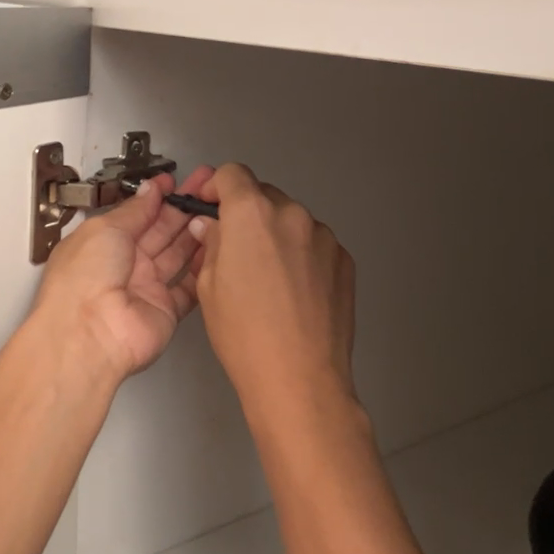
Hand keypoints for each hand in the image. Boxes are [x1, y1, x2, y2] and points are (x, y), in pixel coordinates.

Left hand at [33, 167, 215, 378]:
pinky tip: (216, 251)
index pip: (137, 213)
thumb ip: (134, 209)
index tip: (176, 182)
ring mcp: (145, 288)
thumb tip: (149, 190)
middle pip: (160, 231)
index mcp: (104, 242)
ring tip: (215, 212)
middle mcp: (125, 265)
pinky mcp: (164, 311)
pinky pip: (189, 287)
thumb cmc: (81, 283)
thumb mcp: (105, 229)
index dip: (158, 197)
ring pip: (177, 255)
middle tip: (204, 191)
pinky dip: (202, 270)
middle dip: (182, 209)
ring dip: (195, 234)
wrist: (88, 336)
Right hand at [191, 164, 356, 416]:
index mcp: (252, 213)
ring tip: (269, 279)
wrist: (300, 379)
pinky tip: (295, 293)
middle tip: (235, 249)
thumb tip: (211, 225)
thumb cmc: (244, 335)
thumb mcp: (209, 287)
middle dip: (247, 214)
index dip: (215, 186)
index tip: (208, 207)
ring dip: (277, 235)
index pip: (232, 173)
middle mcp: (292, 213)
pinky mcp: (345, 259)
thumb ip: (211, 243)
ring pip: (291, 221)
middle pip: (264, 196)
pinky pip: (314, 245)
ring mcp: (324, 235)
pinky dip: (301, 256)